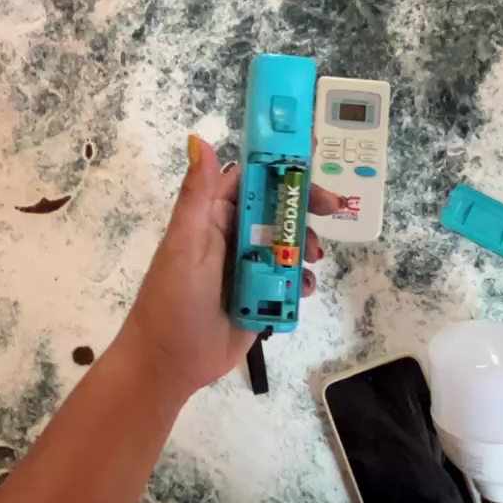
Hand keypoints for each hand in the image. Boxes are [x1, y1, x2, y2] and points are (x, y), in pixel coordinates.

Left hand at [113, 135, 330, 400]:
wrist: (169, 364)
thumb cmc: (172, 298)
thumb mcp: (185, 242)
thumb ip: (198, 194)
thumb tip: (198, 139)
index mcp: (213, 214)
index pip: (251, 176)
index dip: (280, 163)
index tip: (311, 154)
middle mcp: (233, 234)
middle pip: (278, 207)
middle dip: (306, 204)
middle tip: (332, 207)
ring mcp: (249, 265)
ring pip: (289, 242)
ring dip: (307, 243)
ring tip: (313, 258)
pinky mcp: (261, 294)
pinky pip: (290, 279)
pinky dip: (302, 279)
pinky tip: (304, 289)